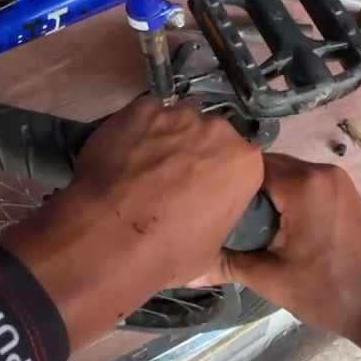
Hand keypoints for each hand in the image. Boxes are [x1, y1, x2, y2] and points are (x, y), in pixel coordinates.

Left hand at [0, 97, 263, 347]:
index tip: (200, 187)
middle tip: (168, 176)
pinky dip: (135, 130)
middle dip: (194, 150)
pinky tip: (121, 153)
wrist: (114, 237)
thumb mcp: (212, 246)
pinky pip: (143, 115)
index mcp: (245, 163)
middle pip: (209, 134)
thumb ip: (217, 213)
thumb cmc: (170, 253)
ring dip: (164, 137)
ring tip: (140, 164)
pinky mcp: (141, 108)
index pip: (237, 160)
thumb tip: (203, 210)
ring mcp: (179, 115)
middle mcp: (219, 130)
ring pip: (175, 120)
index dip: (216, 173)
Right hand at [215, 154, 360, 360]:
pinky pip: (301, 184)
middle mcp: (320, 171)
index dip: (220, 181)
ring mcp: (336, 181)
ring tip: (232, 219)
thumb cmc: (330, 291)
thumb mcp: (270, 278)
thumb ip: (226, 263)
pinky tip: (264, 223)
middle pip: (265, 166)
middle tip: (209, 212)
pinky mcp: (344, 194)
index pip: (246, 166)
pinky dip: (281, 197)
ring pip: (284, 175)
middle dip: (238, 187)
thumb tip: (184, 268)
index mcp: (303, 184)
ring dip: (260, 192)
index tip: (197, 201)